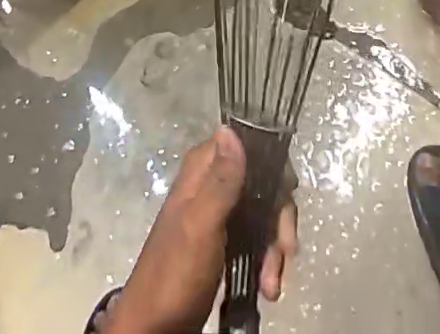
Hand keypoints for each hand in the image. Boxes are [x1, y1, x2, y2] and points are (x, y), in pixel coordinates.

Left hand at [105, 127, 297, 333]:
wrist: (154, 332)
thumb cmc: (175, 274)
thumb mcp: (200, 224)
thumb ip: (221, 179)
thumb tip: (230, 126)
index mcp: (202, 169)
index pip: (249, 144)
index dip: (273, 167)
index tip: (285, 195)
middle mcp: (212, 183)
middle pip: (263, 181)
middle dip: (278, 218)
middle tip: (285, 249)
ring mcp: (220, 213)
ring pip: (264, 212)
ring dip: (274, 246)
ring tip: (272, 283)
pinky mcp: (227, 241)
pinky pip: (257, 238)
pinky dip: (267, 260)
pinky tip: (268, 285)